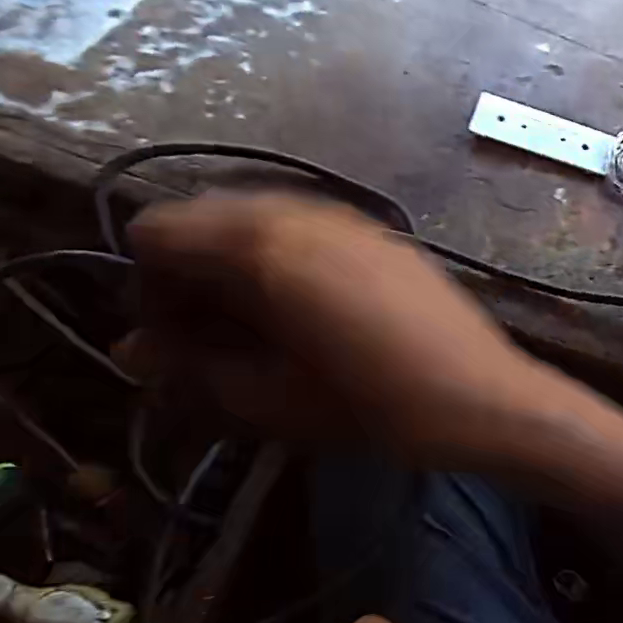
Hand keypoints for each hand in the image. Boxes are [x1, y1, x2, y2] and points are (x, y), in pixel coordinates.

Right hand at [119, 191, 551, 464]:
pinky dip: (295, 258)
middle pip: (210, 217)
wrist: (487, 400)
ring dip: (246, 263)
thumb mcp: (273, 400)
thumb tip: (134, 349)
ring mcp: (357, 221)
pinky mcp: (392, 239)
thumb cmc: (380, 408)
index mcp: (264, 245)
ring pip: (266, 220)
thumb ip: (193, 366)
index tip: (176, 340)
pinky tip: (318, 310)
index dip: (151, 288)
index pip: (158, 233)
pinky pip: (318, 231)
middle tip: (218, 335)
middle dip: (197, 272)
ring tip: (268, 326)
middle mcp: (308, 214)